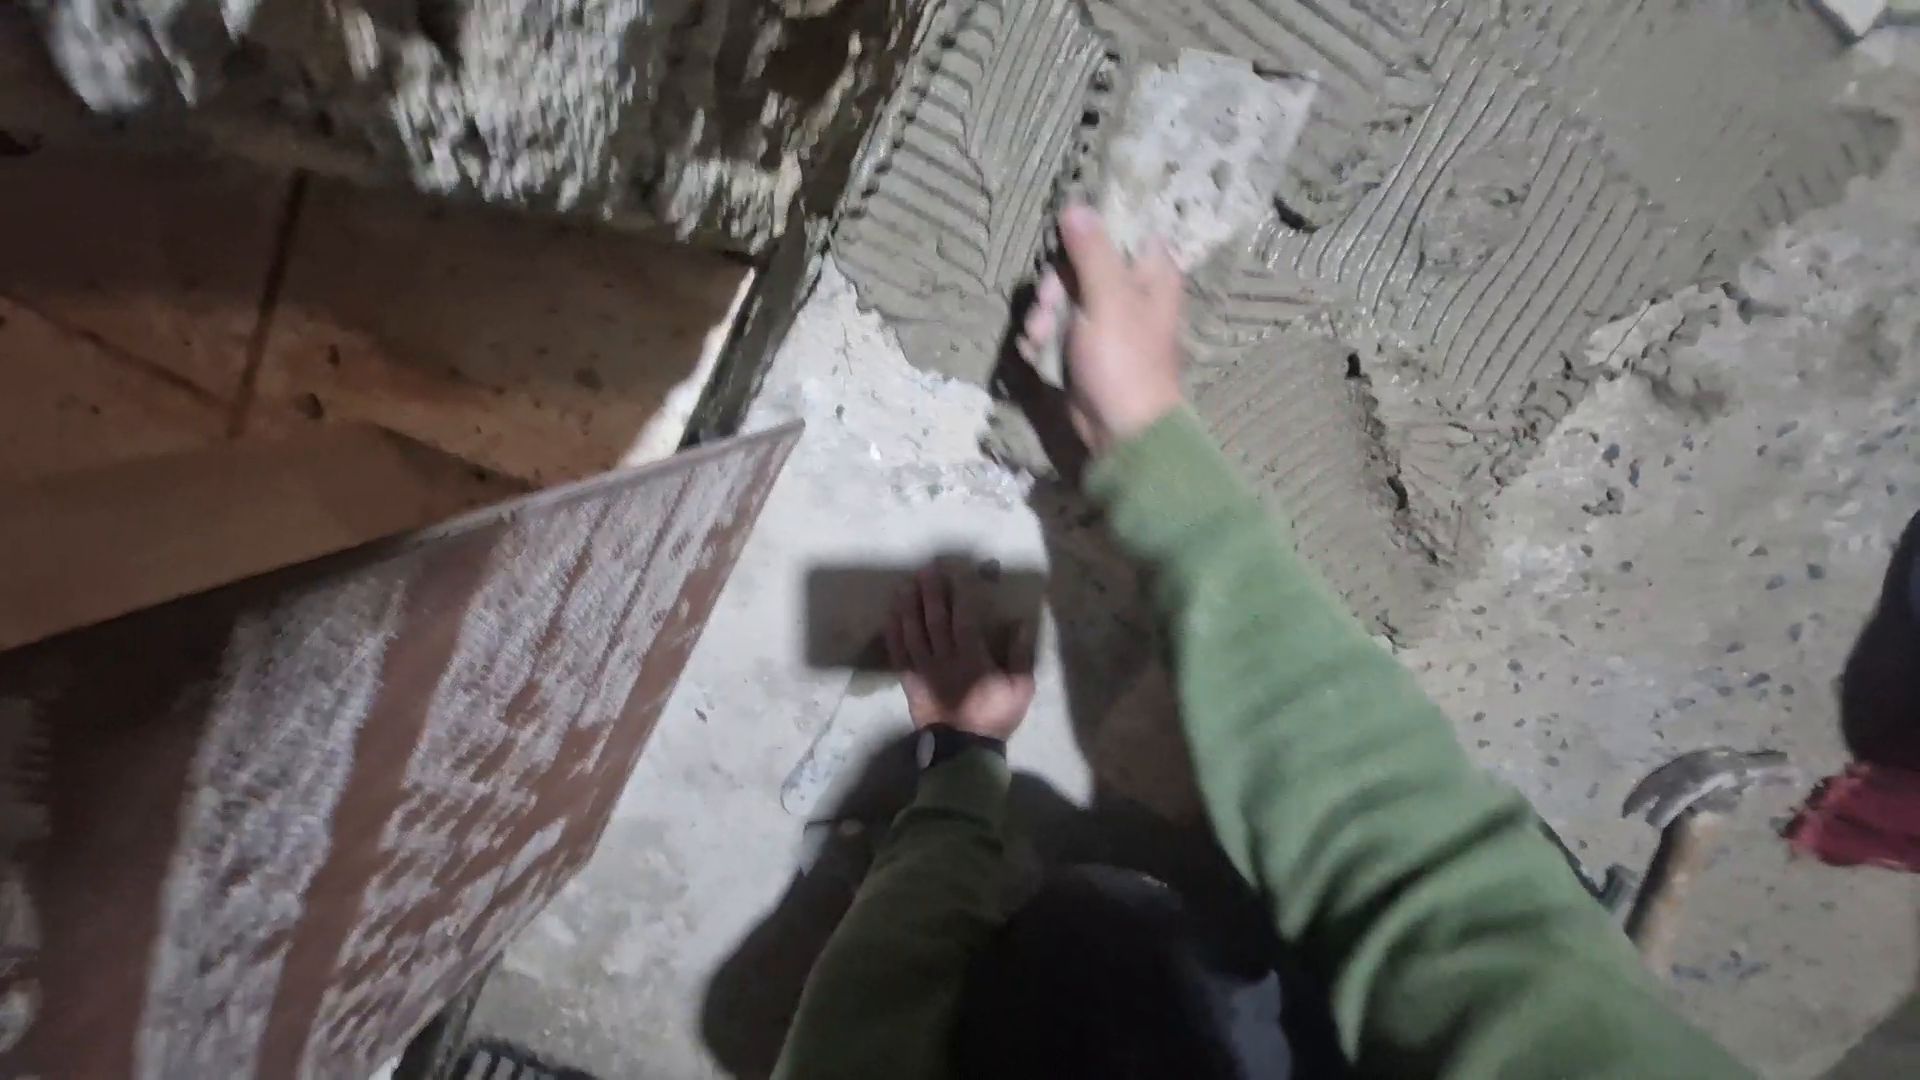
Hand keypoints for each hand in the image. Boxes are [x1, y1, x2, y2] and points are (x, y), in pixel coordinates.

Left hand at [885, 565, 1036, 740]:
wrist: (965, 750)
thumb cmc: (995, 716)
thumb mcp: (1020, 688)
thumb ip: (1020, 654)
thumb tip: (1020, 623)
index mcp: (972, 658)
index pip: (963, 619)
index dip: (958, 595)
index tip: (954, 575)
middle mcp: (945, 658)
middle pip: (934, 620)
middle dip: (930, 592)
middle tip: (925, 570)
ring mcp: (924, 670)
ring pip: (913, 632)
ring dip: (908, 606)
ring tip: (905, 584)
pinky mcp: (910, 681)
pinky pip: (899, 654)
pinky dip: (893, 633)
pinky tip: (890, 615)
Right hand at [1020, 204, 1185, 455]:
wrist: (1120, 430)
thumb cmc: (1125, 361)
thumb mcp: (1109, 299)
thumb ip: (1092, 251)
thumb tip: (1076, 207)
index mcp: (1150, 272)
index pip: (1119, 229)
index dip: (1088, 231)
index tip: (1062, 242)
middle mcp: (1128, 291)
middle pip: (1078, 264)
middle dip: (1053, 288)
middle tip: (1048, 308)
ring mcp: (1103, 321)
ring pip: (1060, 297)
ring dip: (1042, 315)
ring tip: (1038, 338)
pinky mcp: (1082, 348)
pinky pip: (1054, 327)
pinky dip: (1041, 338)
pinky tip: (1034, 351)